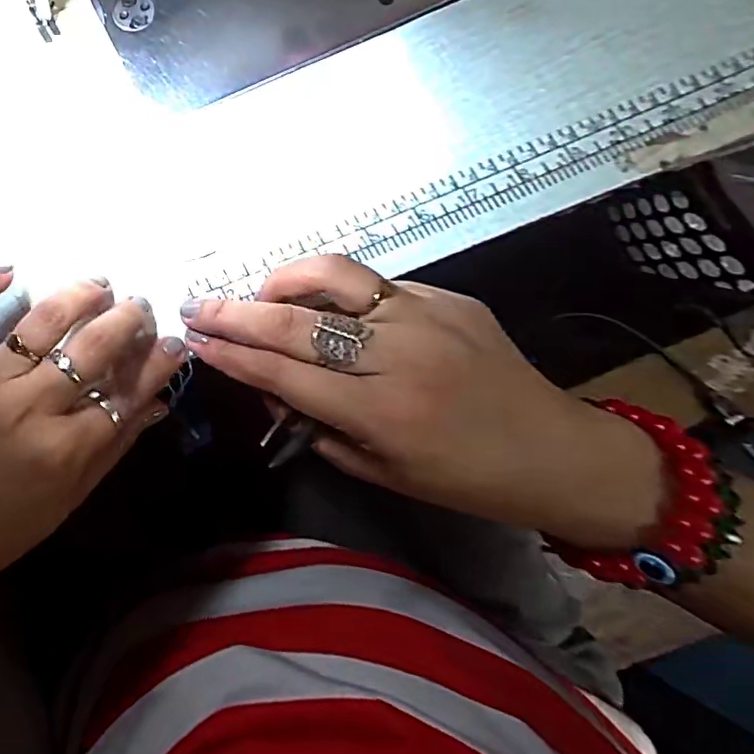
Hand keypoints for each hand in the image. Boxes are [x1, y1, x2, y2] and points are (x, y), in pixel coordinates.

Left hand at [0, 270, 188, 631]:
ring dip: (78, 296)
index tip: (174, 342)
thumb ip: (114, 446)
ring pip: (41, 323)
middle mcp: (29, 408)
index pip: (125, 394)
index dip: (157, 365)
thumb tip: (156, 402)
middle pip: (91, 349)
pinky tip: (9, 271)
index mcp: (63, 449)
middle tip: (140, 308)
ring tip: (100, 285)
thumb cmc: (3, 526)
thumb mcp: (70, 498)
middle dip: (126, 321)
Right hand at [181, 255, 665, 547]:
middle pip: (298, 322)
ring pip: (333, 275)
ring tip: (260, 293)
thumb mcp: (381, 471)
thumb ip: (318, 428)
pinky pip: (373, 283)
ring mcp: (425, 314)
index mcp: (382, 413)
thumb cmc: (463, 479)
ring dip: (283, 280)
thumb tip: (271, 389)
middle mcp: (398, 355)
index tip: (196, 341)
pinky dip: (334, 290)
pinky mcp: (446, 295)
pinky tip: (324, 303)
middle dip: (237, 313)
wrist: (556, 450)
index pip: (285, 375)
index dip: (233, 356)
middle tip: (199, 306)